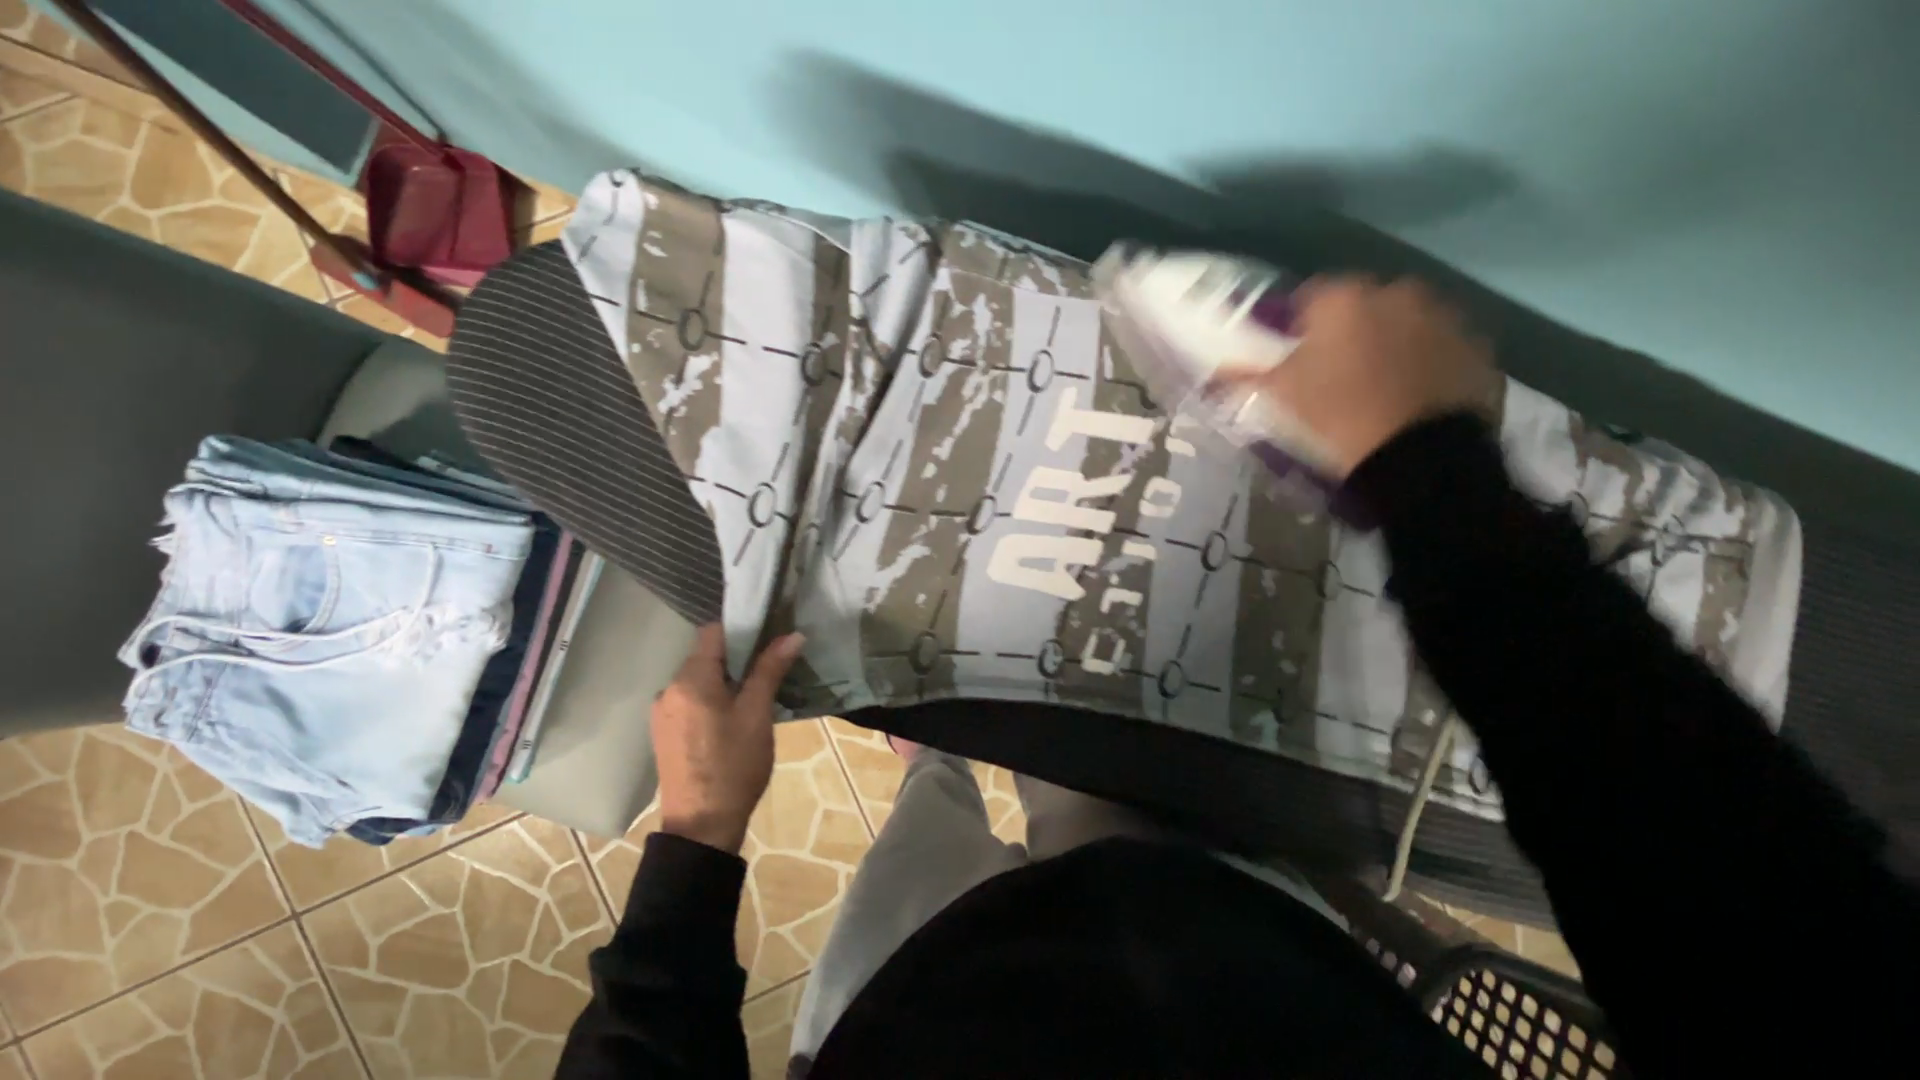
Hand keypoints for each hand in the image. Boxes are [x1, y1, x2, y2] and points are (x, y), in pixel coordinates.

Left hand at [652, 623, 805, 853]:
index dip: (742, 630)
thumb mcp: (758, 714)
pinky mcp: (664, 734)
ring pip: (697, 682)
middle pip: (705, 657)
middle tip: (770, 672)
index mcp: (689, 679)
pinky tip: (731, 724)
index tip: (769, 640)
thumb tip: (792, 635)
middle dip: (737, 660)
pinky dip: (710, 703)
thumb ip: (770, 670)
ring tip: (754, 701)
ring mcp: (662, 713)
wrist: (702, 825)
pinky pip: (689, 703)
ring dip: (724, 683)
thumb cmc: (734, 765)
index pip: (713, 632)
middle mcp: (668, 689)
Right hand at [1228, 276, 1497, 477]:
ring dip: (1390, 344)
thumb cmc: (1339, 420)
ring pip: (1404, 324)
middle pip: (1360, 306)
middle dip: (1348, 332)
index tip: (1294, 358)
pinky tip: (1413, 399)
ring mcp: (1444, 317)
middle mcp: (1396, 291)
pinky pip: (1440, 349)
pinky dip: (1426, 364)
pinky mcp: (1478, 348)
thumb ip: (1243, 376)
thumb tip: (1213, 371)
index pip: (1308, 298)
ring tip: (1378, 390)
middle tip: (1335, 376)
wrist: (1423, 461)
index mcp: (1342, 297)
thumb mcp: (1280, 400)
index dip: (1297, 328)